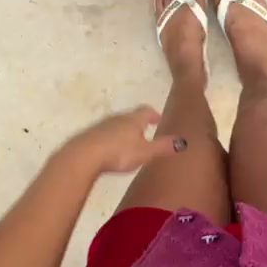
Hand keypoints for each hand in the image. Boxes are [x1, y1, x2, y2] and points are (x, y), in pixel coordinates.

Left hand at [57, 106, 182, 174]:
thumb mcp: (145, 152)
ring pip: (117, 125)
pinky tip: (111, 151)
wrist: (84, 155)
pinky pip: (104, 135)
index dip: (153, 114)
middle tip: (146, 132)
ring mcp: (102, 126)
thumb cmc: (119, 152)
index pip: (146, 111)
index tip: (158, 118)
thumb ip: (162, 147)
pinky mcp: (90, 136)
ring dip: (124, 131)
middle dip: (138, 123)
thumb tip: (182, 141)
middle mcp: (118, 118)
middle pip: (130, 117)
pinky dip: (111, 139)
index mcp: (133, 120)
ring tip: (130, 143)